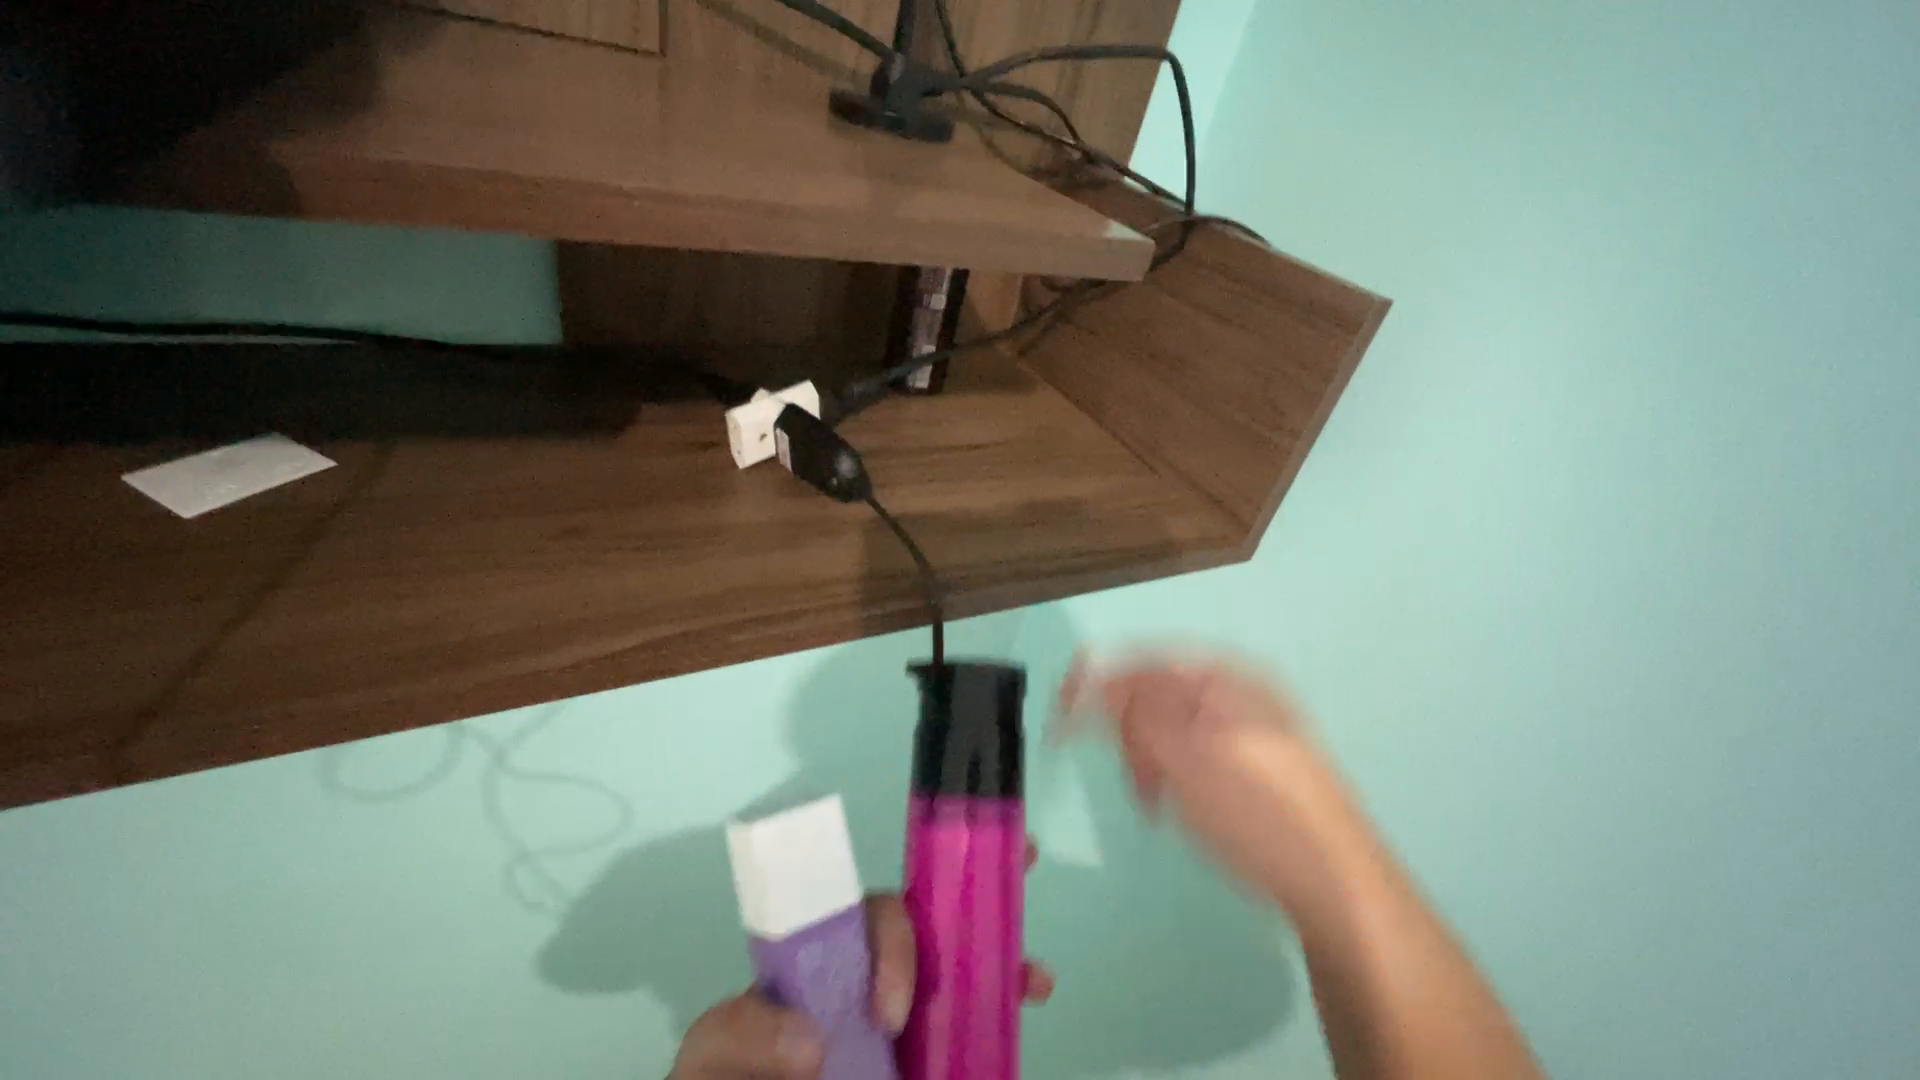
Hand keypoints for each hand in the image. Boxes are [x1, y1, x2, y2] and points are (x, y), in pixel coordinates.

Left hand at [672, 848, 1053, 1079]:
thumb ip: (742, 1032)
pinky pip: (966, 1026)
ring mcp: (901, 1018)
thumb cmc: (722, 1076)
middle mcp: (870, 977)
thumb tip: (814, 1040)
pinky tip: (1021, 1018)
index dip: (896, 943)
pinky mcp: (921, 1052)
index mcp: (827, 958)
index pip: (870, 922)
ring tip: (1034, 977)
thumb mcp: (716, 1050)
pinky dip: (998, 1016)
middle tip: (1020, 860)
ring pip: (960, 969)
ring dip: (1001, 958)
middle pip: (931, 927)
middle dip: (976, 893)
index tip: (891, 1012)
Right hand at [1062, 653, 1368, 919]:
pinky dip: (1173, 772)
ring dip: (1148, 758)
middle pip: (1154, 692)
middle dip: (1129, 732)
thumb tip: (1095, 681)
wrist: (1336, 884)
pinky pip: (1194, 750)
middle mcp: (1238, 689)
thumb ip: (1134, 713)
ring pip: (1171, 726)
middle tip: (1130, 778)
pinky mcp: (1255, 760)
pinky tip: (1178, 804)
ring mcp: (1250, 724)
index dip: (1093, 683)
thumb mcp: (1184, 759)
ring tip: (1153, 801)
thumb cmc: (1254, 815)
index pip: (1140, 661)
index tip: (1060, 717)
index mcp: (1223, 676)